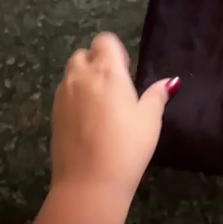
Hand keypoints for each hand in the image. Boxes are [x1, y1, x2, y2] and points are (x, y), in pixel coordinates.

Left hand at [49, 34, 176, 205]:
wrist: (88, 183)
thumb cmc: (127, 147)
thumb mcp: (150, 120)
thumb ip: (157, 95)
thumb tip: (170, 81)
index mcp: (107, 72)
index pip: (104, 40)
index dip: (115, 51)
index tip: (125, 71)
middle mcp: (80, 77)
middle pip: (83, 54)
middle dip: (96, 62)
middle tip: (113, 87)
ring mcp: (62, 95)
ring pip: (70, 73)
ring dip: (83, 79)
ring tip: (100, 105)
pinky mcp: (53, 114)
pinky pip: (63, 94)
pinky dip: (74, 97)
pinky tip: (88, 122)